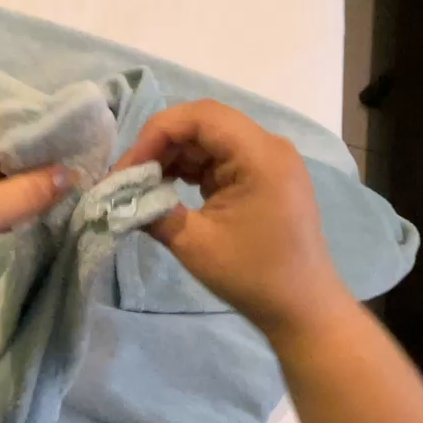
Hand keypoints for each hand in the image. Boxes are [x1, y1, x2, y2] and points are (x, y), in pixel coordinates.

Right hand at [112, 100, 356, 340]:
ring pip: (208, 140)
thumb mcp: (195, 244)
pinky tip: (166, 190)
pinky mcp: (261, 177)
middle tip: (128, 178)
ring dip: (172, 157)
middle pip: (203, 124)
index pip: (200, 117)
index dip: (157, 133)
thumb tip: (121, 197)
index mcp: (259, 156)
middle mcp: (267, 147)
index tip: (128, 168)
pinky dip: (189, 169)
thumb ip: (155, 212)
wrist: (301, 306)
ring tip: (142, 186)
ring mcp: (267, 160)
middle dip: (160, 145)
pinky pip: (219, 158)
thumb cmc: (252, 276)